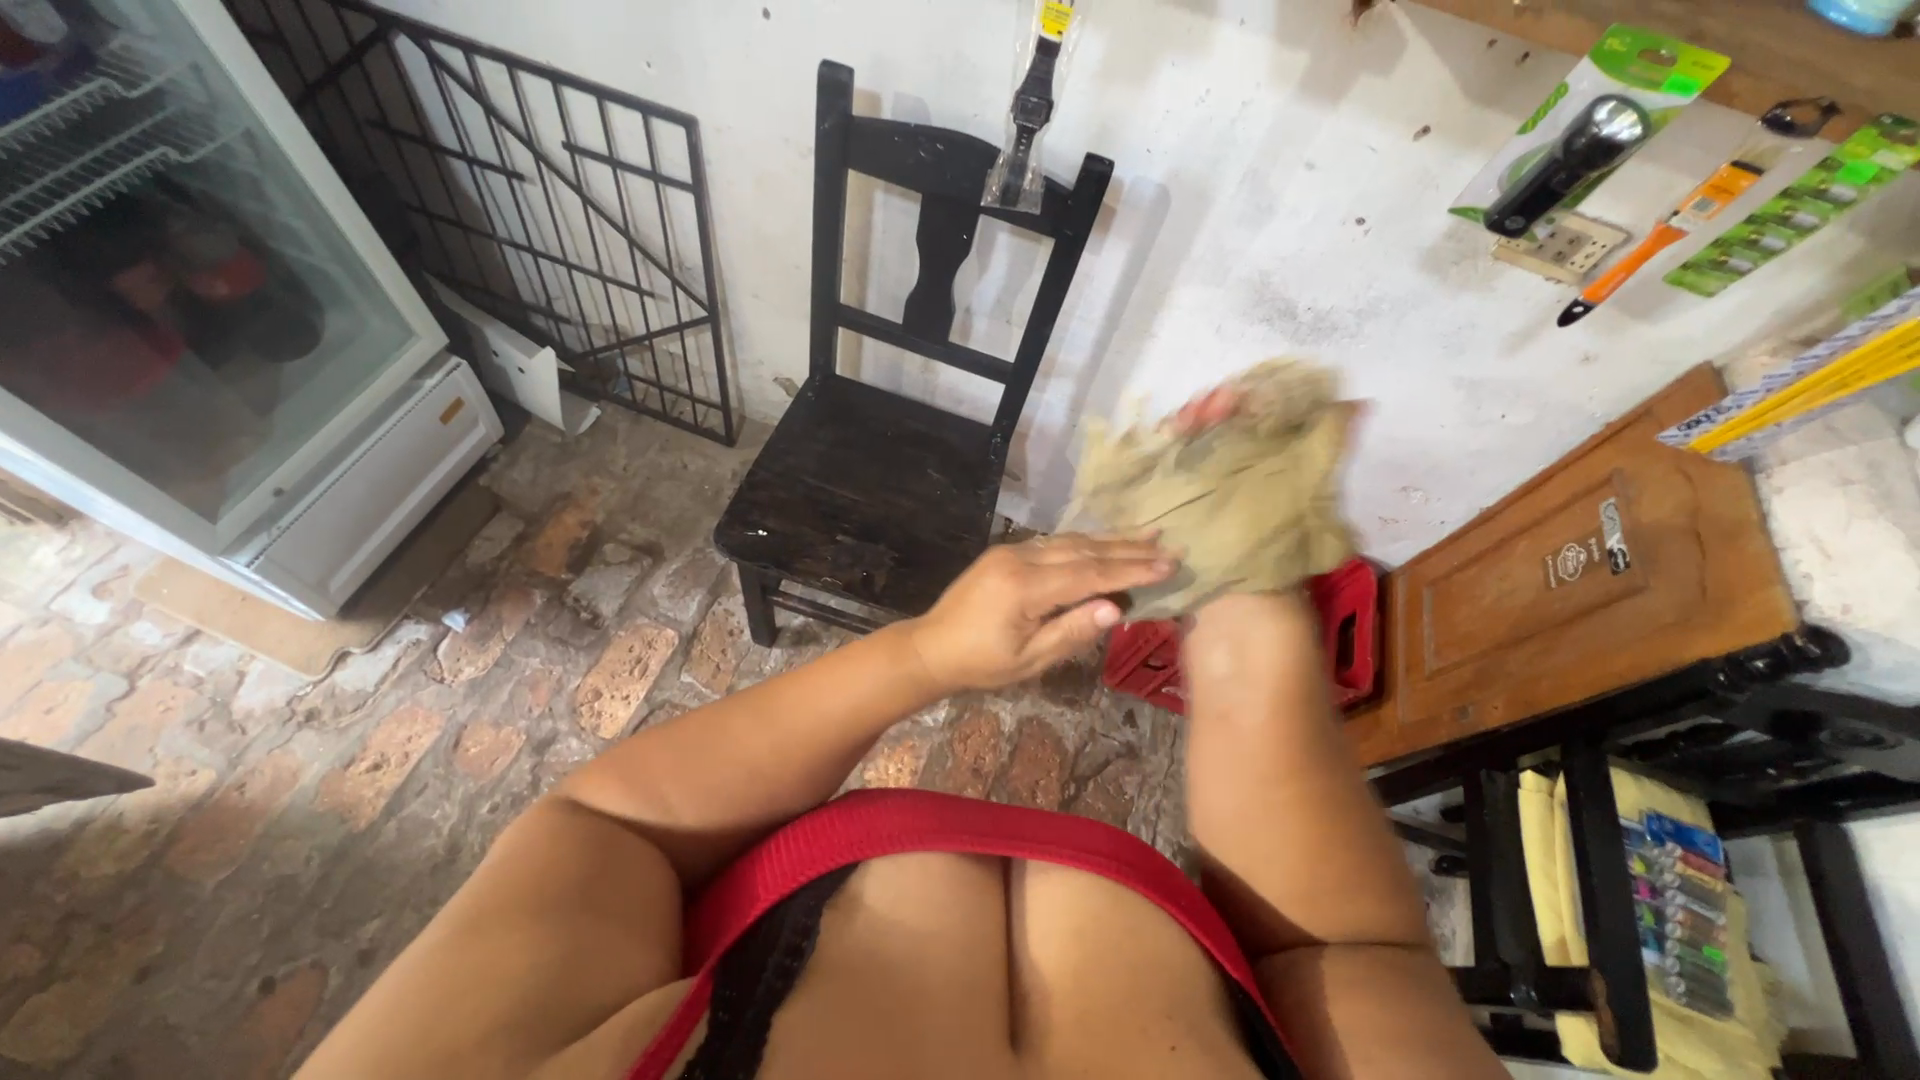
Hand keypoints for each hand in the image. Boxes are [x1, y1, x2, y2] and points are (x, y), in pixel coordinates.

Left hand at [904, 534, 1175, 691]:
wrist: (931, 648)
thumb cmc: (981, 664)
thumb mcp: (1029, 660)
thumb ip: (1072, 632)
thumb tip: (1116, 608)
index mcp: (1025, 587)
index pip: (1090, 573)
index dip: (1132, 569)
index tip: (1169, 565)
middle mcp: (1020, 559)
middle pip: (1084, 549)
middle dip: (1129, 548)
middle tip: (1169, 544)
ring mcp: (1011, 551)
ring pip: (1070, 541)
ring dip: (1110, 539)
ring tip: (1148, 535)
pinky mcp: (1006, 553)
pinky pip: (1054, 543)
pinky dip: (1085, 543)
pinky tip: (1105, 542)